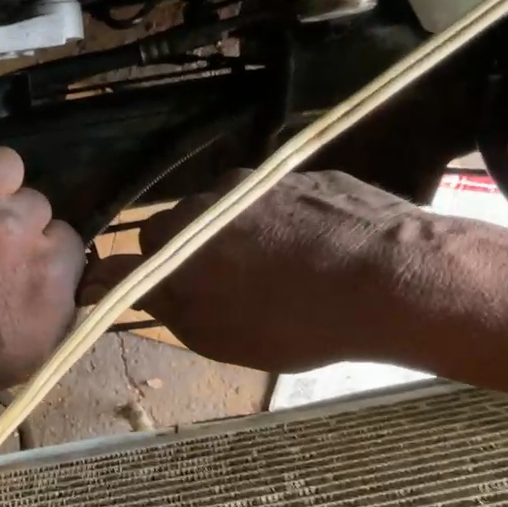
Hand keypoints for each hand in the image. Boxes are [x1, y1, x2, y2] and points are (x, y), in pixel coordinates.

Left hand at [0, 148, 83, 406]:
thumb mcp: (43, 345)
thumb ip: (73, 295)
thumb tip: (98, 263)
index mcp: (50, 268)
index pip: (67, 234)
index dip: (44, 250)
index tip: (22, 265)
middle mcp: (15, 226)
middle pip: (37, 201)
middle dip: (20, 220)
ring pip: (6, 165)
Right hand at [82, 170, 439, 373]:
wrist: (392, 280)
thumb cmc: (287, 319)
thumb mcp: (209, 331)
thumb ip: (158, 300)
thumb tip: (115, 281)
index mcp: (181, 232)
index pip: (142, 246)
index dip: (156, 274)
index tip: (180, 295)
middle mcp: (214, 194)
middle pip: (190, 222)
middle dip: (200, 251)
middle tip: (232, 290)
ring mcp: (267, 180)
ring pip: (237, 208)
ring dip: (245, 233)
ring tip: (282, 272)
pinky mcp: (314, 175)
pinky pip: (284, 201)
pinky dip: (290, 223)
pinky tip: (319, 255)